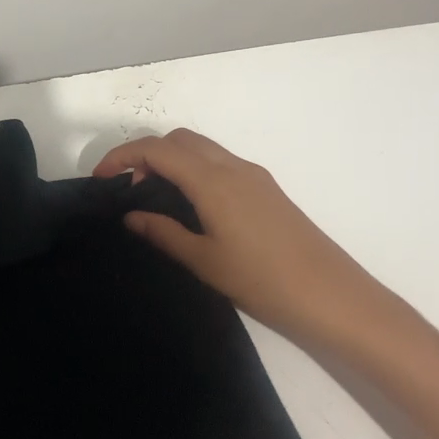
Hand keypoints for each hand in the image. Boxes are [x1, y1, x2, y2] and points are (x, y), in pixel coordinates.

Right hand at [94, 128, 393, 345]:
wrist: (336, 298)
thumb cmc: (264, 281)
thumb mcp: (204, 261)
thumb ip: (163, 233)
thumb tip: (131, 215)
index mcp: (213, 180)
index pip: (157, 149)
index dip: (122, 156)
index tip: (101, 178)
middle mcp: (233, 167)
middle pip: (180, 139)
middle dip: (147, 153)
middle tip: (130, 188)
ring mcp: (254, 177)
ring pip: (202, 149)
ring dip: (172, 160)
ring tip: (156, 197)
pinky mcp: (268, 191)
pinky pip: (220, 164)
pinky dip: (194, 170)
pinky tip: (191, 206)